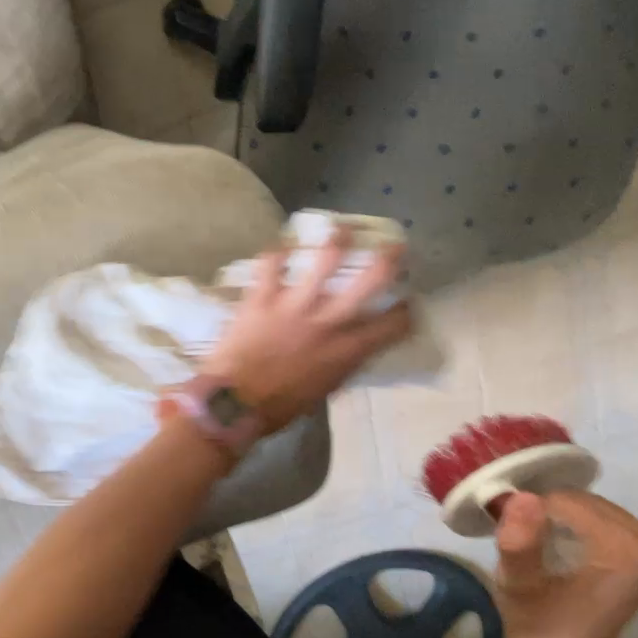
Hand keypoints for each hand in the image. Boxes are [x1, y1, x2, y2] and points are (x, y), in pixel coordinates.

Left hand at [201, 231, 410, 431]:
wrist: (232, 407)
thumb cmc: (276, 409)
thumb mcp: (320, 393)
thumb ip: (337, 368)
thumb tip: (345, 355)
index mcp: (347, 351)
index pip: (394, 324)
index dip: (405, 312)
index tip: (403, 305)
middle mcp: (328, 322)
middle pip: (373, 278)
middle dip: (390, 258)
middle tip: (393, 248)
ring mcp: (294, 306)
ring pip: (326, 258)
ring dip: (337, 239)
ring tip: (339, 229)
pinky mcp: (261, 299)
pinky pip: (271, 264)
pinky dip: (277, 253)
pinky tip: (281, 249)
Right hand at [494, 491, 637, 637]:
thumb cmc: (540, 626)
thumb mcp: (517, 587)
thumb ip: (520, 543)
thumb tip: (520, 497)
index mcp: (626, 550)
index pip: (564, 503)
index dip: (530, 519)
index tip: (515, 546)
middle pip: (581, 503)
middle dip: (547, 519)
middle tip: (528, 553)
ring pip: (591, 508)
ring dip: (559, 523)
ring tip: (544, 555)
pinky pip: (604, 518)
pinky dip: (577, 529)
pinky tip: (565, 554)